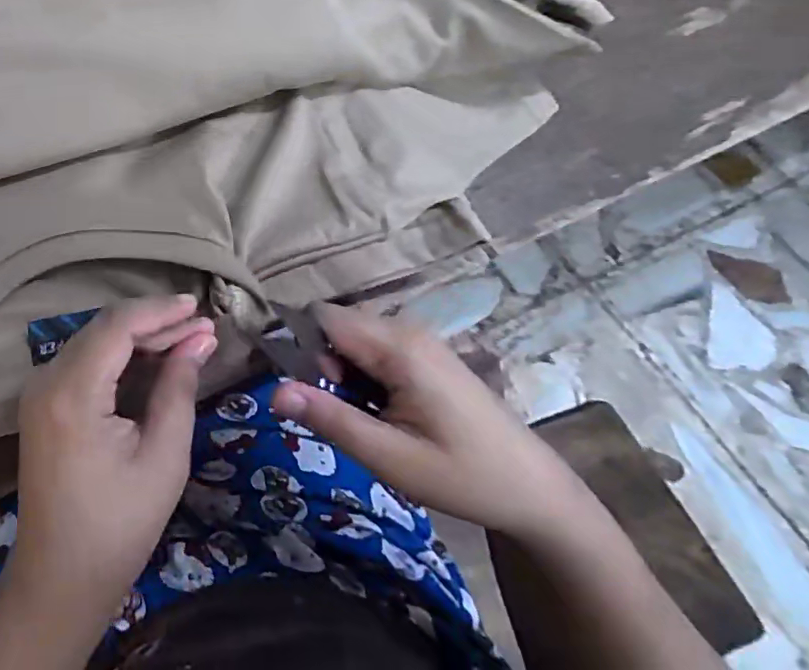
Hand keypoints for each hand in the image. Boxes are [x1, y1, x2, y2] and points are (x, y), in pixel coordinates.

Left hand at [9, 295, 216, 609]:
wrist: (60, 578)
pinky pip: (84, 361)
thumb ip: (178, 389)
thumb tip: (199, 340)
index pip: (117, 326)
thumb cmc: (118, 526)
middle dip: (154, 323)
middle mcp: (46, 380)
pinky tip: (154, 359)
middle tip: (202, 326)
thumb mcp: (163, 457)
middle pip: (103, 328)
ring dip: (139, 337)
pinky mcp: (42, 403)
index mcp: (71, 393)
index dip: (159, 311)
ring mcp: (38, 391)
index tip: (198, 307)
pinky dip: (119, 356)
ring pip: (94, 341)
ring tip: (187, 338)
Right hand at [271, 304, 596, 541]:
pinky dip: (362, 373)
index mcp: (399, 348)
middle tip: (342, 412)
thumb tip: (274, 392)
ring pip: (353, 336)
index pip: (323, 317)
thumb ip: (330, 420)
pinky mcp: (424, 352)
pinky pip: (374, 347)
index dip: (302, 347)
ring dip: (342, 370)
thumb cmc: (462, 476)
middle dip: (322, 362)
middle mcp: (406, 330)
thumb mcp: (389, 458)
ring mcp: (419, 339)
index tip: (307, 390)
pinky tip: (382, 411)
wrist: (534, 490)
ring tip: (364, 416)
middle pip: (337, 324)